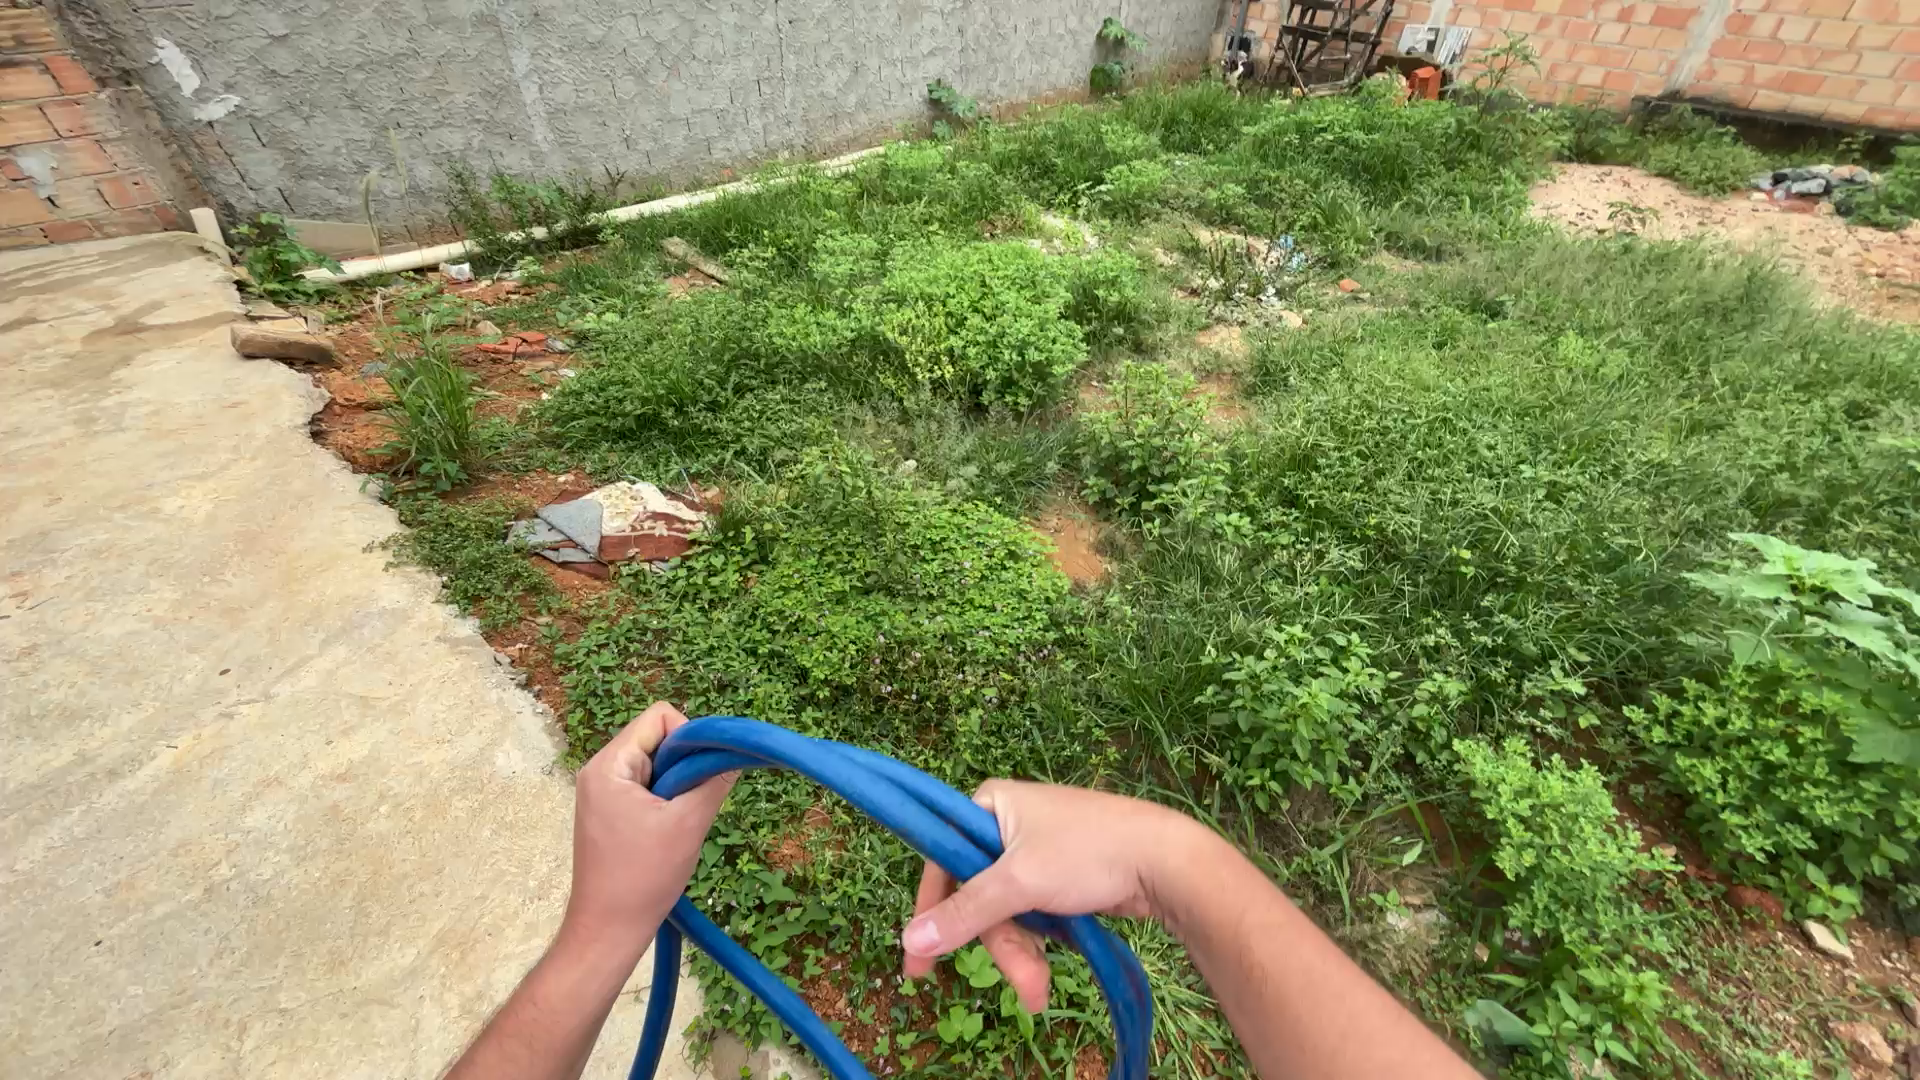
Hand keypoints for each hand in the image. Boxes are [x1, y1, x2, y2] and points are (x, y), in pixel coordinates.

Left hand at [563, 702, 735, 952]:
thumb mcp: (689, 823)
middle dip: (684, 762)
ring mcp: (602, 792)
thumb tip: (736, 755)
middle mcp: (599, 771)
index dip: (689, 736)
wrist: (607, 933)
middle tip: (691, 801)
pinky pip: (648, 783)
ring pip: (657, 762)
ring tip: (679, 820)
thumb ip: (714, 780)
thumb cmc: (643, 878)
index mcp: (609, 766)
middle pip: (658, 737)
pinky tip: (670, 829)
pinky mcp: (609, 811)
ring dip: (678, 783)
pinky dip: (667, 797)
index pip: (659, 716)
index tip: (699, 774)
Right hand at [899, 781, 1205, 1012]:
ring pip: (1005, 910)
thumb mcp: (1020, 881)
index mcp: (991, 804)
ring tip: (1038, 992)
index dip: (932, 908)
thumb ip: (966, 911)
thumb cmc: (1087, 852)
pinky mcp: (1057, 875)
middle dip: (998, 943)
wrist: (1163, 860)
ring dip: (1019, 953)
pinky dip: (1036, 943)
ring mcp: (1034, 851)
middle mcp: (1007, 823)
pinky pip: (1030, 913)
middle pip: (978, 893)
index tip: (919, 962)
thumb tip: (910, 940)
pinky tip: (1045, 971)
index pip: (944, 857)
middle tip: (1018, 983)